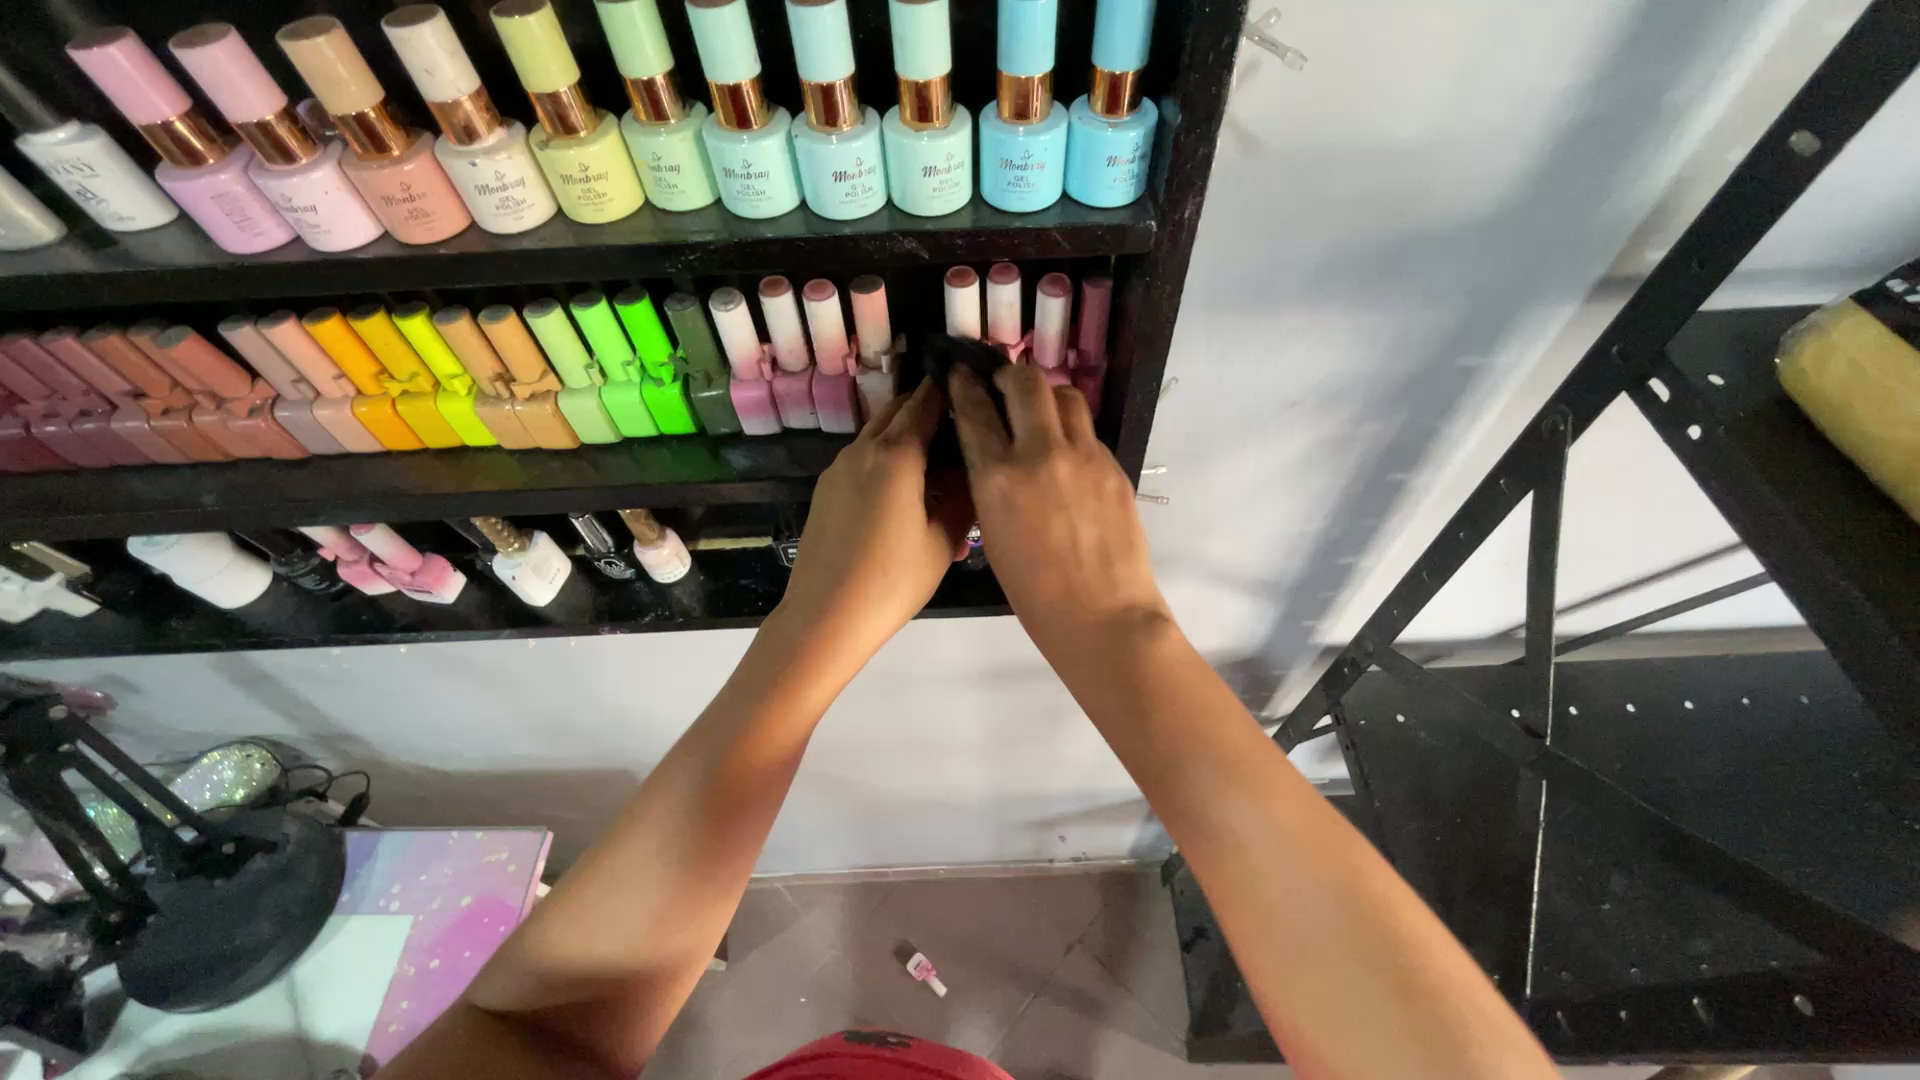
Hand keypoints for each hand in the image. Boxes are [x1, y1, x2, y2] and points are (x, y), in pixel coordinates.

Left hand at [774, 379, 973, 665]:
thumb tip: (978, 472)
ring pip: (877, 433)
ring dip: (906, 431)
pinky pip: (862, 457)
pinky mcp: (826, 490)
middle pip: (897, 410)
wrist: (824, 617)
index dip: (950, 387)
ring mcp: (838, 469)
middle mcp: (862, 450)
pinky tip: (906, 484)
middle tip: (962, 420)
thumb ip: (964, 499)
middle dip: (928, 405)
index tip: (974, 384)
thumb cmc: (891, 581)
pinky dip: (887, 455)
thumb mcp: (942, 542)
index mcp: (895, 455)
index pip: (926, 402)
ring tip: (939, 454)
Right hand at [948, 365, 1168, 659]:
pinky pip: (1088, 431)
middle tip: (1004, 385)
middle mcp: (1038, 453)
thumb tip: (992, 453)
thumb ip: (991, 485)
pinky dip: (1072, 431)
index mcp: (996, 477)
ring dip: (1047, 395)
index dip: (965, 385)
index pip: (975, 410)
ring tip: (1041, 412)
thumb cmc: (1034, 592)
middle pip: (1024, 382)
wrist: (1100, 615)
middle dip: (1009, 375)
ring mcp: (1082, 456)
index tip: (961, 374)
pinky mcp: (1113, 465)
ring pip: (1065, 395)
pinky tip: (1067, 454)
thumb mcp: (992, 534)